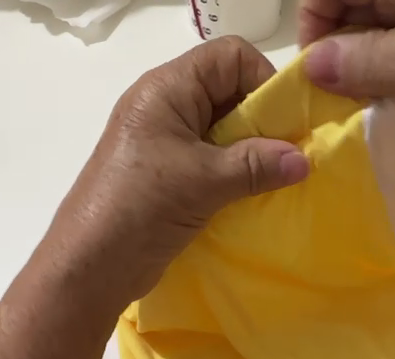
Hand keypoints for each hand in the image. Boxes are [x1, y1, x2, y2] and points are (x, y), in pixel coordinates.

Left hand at [39, 36, 310, 312]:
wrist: (92, 265)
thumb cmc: (140, 207)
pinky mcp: (167, 180)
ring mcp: (165, 146)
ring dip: (250, 157)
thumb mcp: (203, 181)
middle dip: (261, 123)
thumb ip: (256, 166)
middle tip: (289, 159)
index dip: (263, 82)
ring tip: (275, 183)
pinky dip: (234, 180)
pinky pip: (211, 167)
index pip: (229, 58)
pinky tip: (252, 201)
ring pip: (221, 135)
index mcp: (167, 89)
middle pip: (228, 94)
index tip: (287, 124)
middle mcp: (165, 108)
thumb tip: (303, 160)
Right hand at [298, 0, 394, 174]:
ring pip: (380, 26)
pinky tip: (377, 99)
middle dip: (338, 41)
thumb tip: (313, 62)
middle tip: (328, 94)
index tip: (313, 67)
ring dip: (359, 61)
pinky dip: (383, 71)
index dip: (319, 16)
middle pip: (363, 0)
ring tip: (350, 102)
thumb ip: (366, 60)